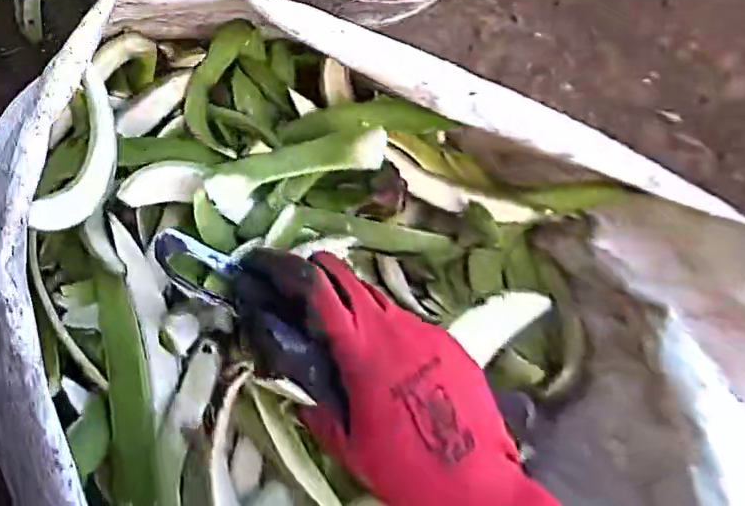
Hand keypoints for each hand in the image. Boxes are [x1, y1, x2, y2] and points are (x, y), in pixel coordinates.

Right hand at [277, 252, 558, 505]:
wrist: (488, 498)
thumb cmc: (404, 468)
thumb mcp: (340, 435)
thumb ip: (307, 390)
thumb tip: (280, 365)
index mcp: (357, 345)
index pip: (311, 281)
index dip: (278, 265)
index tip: (256, 262)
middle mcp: (389, 326)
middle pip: (338, 270)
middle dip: (308, 269)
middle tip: (291, 286)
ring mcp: (423, 332)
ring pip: (369, 292)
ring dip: (345, 296)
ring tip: (336, 321)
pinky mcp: (450, 344)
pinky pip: (403, 319)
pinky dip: (381, 323)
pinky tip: (383, 353)